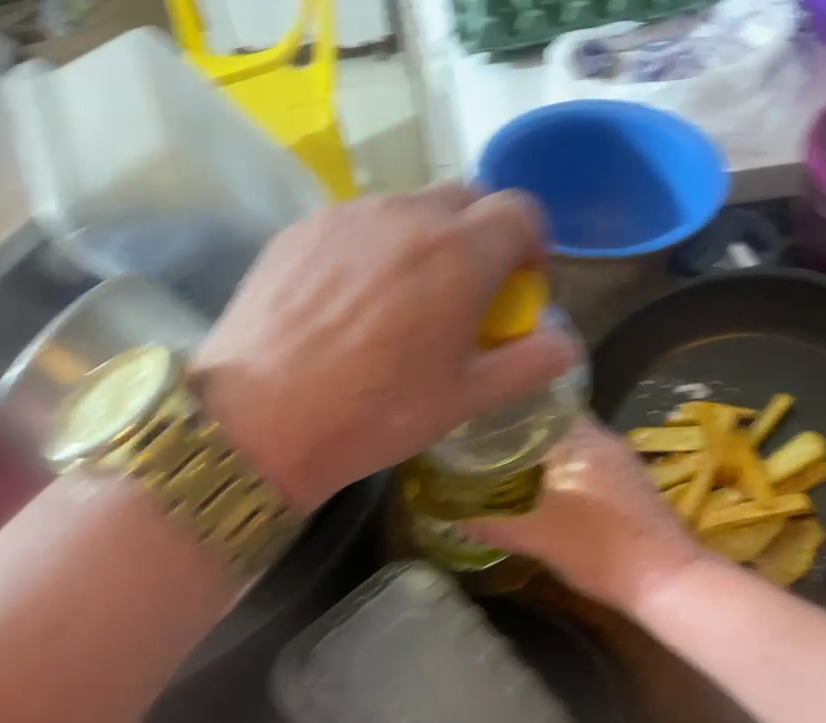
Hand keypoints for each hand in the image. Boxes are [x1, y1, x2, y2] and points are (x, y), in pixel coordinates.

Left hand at [195, 184, 578, 510]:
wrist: (260, 420)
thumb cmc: (376, 413)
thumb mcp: (465, 400)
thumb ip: (528, 364)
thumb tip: (566, 344)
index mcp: (460, 253)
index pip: (520, 210)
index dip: (532, 243)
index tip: (522, 283)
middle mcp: (407, 216)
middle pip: (464, 200)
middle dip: (480, 237)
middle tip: (467, 295)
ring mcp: (348, 216)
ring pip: (407, 210)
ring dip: (425, 243)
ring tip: (404, 304)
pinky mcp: (302, 230)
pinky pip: (357, 225)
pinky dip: (374, 251)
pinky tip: (351, 306)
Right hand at [465, 414, 703, 611]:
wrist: (667, 581)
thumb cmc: (600, 551)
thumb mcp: (536, 538)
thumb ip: (491, 522)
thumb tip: (448, 513)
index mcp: (579, 439)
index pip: (535, 401)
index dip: (503, 406)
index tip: (473, 416)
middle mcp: (602, 439)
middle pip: (551, 422)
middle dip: (517, 431)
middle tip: (480, 444)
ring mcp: (620, 461)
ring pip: (570, 444)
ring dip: (541, 452)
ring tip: (503, 465)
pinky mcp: (630, 484)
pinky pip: (586, 463)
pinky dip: (562, 470)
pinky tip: (544, 491)